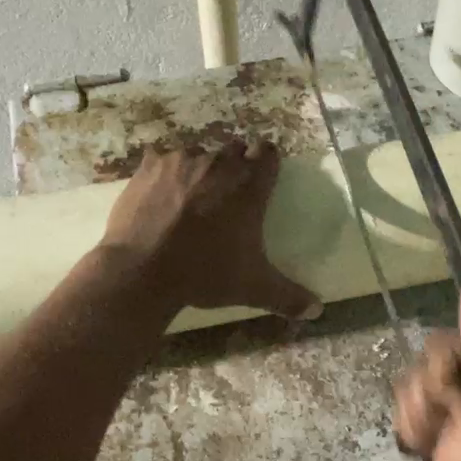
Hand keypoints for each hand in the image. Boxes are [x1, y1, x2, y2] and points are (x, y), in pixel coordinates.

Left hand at [97, 141, 320, 318]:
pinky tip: (160, 196)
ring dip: (199, 169)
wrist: (142, 270)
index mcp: (249, 185)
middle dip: (234, 166)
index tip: (261, 179)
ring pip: (198, 153)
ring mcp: (182, 160)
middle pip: (234, 149)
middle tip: (227, 195)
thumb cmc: (205, 274)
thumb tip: (317, 311)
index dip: (265, 162)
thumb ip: (288, 296)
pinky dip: (165, 173)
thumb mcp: (253, 288)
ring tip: (191, 197)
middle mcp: (219, 163)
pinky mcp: (149, 166)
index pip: (267, 151)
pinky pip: (163, 159)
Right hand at [392, 284, 460, 460]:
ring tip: (439, 445)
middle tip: (449, 430)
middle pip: (430, 355)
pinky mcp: (444, 415)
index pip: (454, 335)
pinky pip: (410, 400)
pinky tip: (428, 449)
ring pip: (415, 378)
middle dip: (429, 397)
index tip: (457, 405)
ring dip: (419, 416)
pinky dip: (413, 427)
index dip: (445, 372)